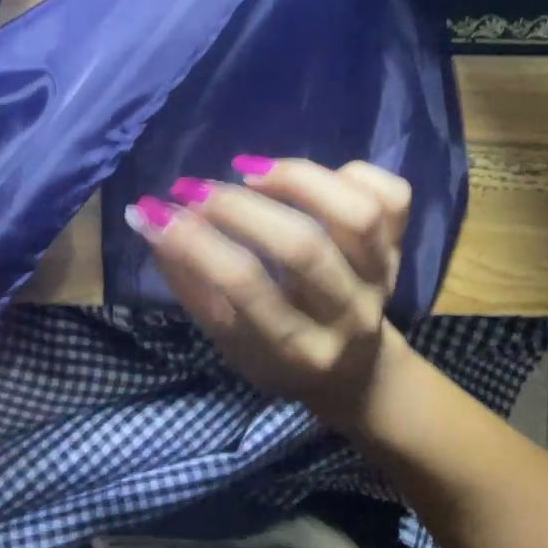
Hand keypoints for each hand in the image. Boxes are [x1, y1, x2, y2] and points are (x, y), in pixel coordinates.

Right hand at [127, 157, 410, 422]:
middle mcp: (347, 314)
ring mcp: (381, 278)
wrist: (358, 376)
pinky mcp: (400, 248)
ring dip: (297, 179)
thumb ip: (188, 281)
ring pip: (357, 215)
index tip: (154, 212)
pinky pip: (392, 197)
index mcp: (296, 347)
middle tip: (192, 189)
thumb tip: (147, 217)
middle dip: (236, 208)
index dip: (194, 241)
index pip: (243, 285)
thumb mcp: (225, 339)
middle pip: (301, 247)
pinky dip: (352, 173)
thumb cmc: (276, 356)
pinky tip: (310, 179)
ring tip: (250, 171)